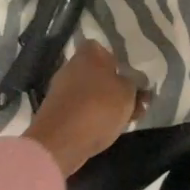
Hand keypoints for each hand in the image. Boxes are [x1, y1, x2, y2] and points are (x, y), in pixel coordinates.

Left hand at [23, 42, 145, 177]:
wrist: (60, 142)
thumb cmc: (98, 108)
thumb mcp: (128, 94)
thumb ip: (133, 86)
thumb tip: (133, 84)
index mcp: (88, 54)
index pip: (102, 48)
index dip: (116, 61)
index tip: (128, 76)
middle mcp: (71, 67)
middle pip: (96, 72)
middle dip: (112, 85)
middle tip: (130, 101)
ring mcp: (60, 90)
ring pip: (89, 92)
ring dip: (104, 103)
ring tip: (122, 119)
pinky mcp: (56, 112)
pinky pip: (80, 109)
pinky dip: (91, 116)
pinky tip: (105, 129)